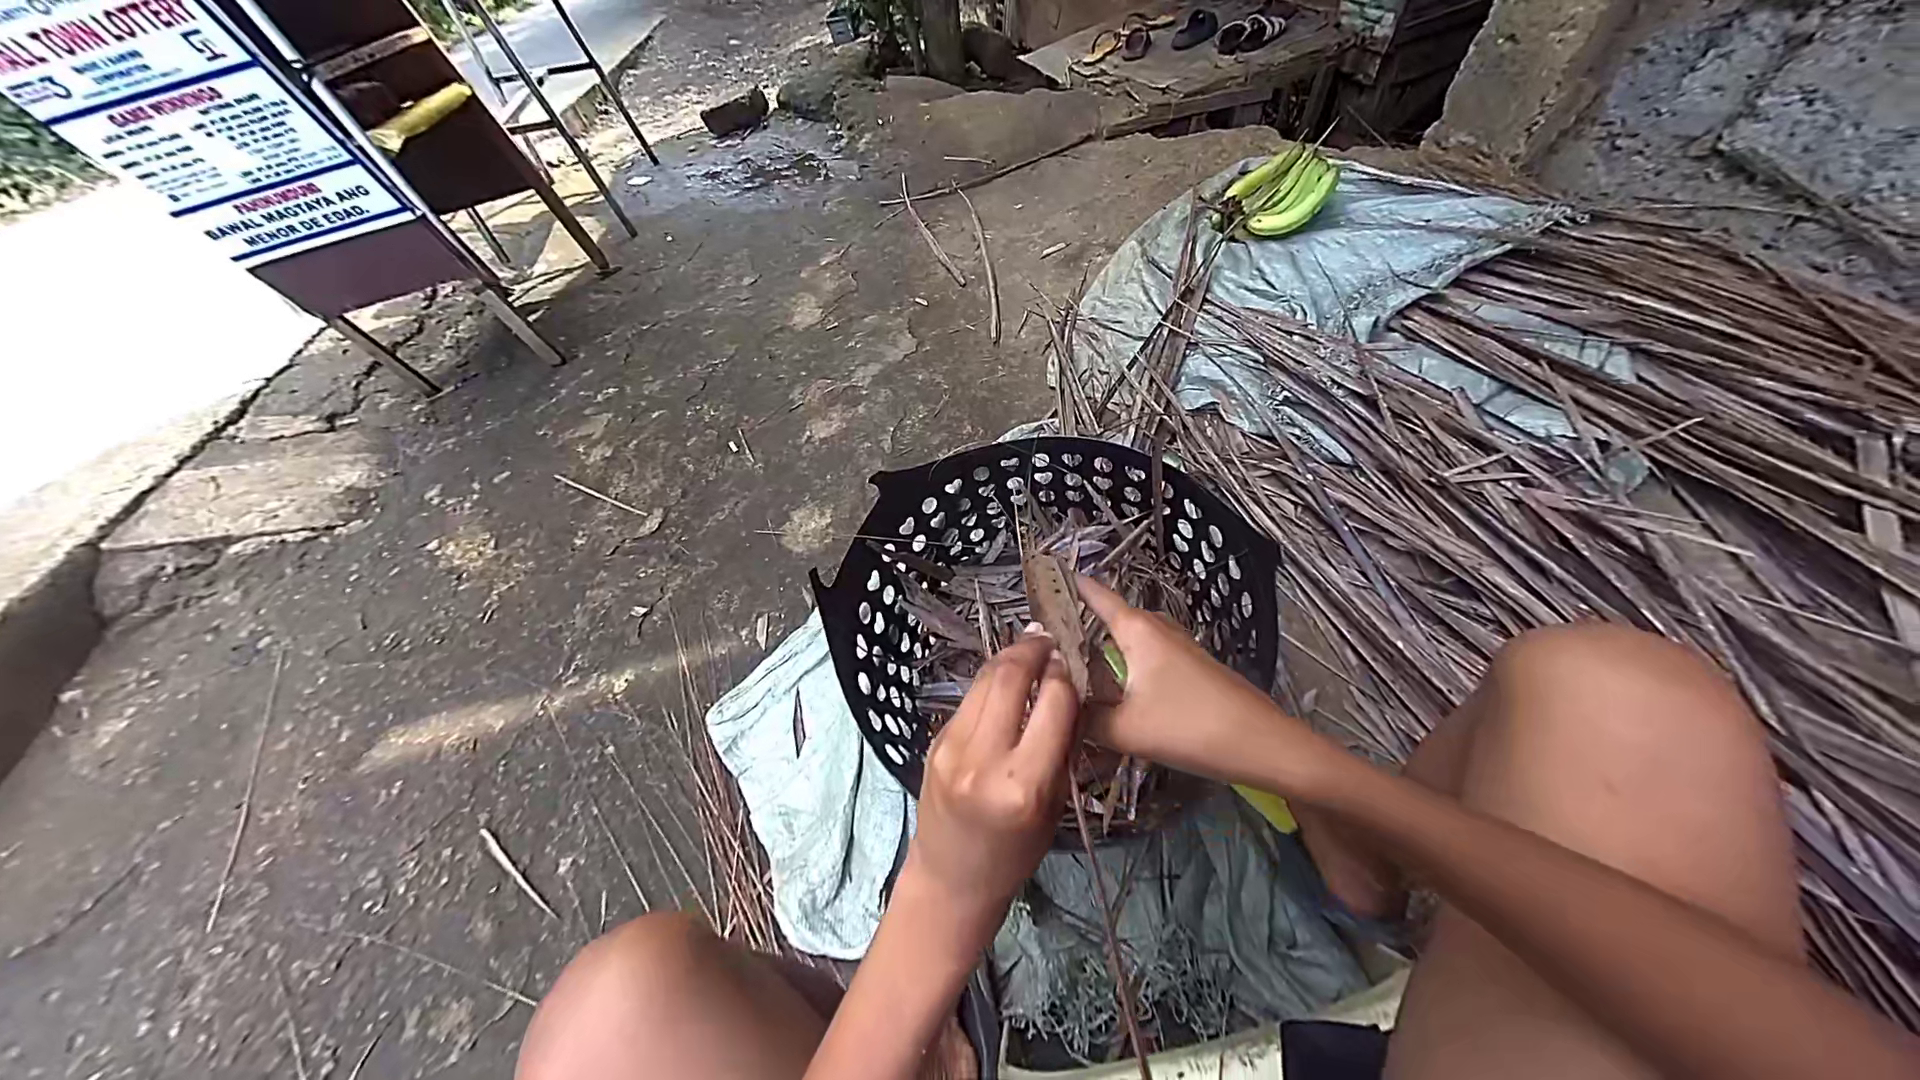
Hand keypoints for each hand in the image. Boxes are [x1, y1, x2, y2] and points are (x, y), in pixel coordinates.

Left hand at [903, 634, 1078, 945]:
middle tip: (1048, 639)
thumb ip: (1062, 747)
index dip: (1065, 675)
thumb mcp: (1054, 805)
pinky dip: (989, 683)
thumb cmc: (1014, 853)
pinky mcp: (934, 741)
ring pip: (983, 679)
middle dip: (1032, 649)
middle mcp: (983, 759)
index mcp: (1023, 784)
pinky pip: (968, 699)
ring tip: (1029, 649)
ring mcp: (951, 746)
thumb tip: (1070, 690)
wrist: (951, 877)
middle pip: (1009, 677)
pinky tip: (1004, 681)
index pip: (1052, 703)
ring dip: (1008, 657)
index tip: (1071, 661)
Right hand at [1077, 576, 1340, 796]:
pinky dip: (1126, 667)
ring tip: (1078, 673)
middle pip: (1111, 618)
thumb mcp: (1124, 730)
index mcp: (1136, 629)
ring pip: (1130, 640)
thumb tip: (1058, 713)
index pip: (1096, 595)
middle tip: (1051, 647)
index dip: (1070, 586)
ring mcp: (1179, 646)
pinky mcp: (1192, 667)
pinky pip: (1147, 657)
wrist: (1265, 746)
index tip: (1044, 581)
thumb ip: (1083, 720)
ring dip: (1105, 651)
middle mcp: (1157, 628)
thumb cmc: (1191, 726)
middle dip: (1082, 626)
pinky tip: (1118, 695)